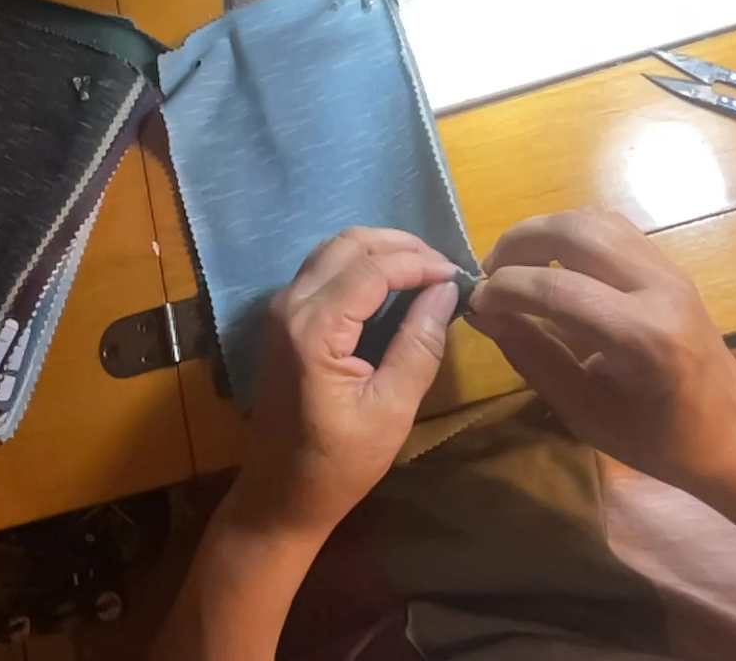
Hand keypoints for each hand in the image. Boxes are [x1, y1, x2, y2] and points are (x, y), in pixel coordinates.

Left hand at [230, 227, 460, 539]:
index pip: (371, 269)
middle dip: (400, 246)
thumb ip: (418, 345)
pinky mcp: (283, 315)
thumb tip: (445, 291)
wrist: (278, 492)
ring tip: (424, 269)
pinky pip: (323, 268)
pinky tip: (392, 281)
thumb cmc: (337, 463)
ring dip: (379, 249)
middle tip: (442, 267)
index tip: (457, 273)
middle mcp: (291, 304)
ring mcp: (282, 307)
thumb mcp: (391, 410)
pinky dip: (360, 262)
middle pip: (349, 244)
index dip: (418, 263)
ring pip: (333, 249)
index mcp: (314, 328)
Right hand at [467, 208, 735, 496]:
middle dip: (518, 244)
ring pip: (590, 218)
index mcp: (644, 338)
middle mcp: (659, 288)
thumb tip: (480, 312)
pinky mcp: (665, 263)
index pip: (557, 290)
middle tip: (490, 274)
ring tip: (513, 264)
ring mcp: (667, 269)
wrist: (733, 436)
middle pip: (574, 233)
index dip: (503, 289)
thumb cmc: (658, 439)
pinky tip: (548, 261)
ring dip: (540, 232)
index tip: (475, 302)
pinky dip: (566, 232)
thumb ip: (530, 354)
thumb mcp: (583, 410)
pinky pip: (607, 226)